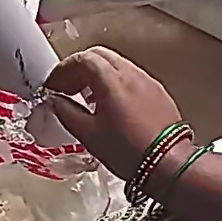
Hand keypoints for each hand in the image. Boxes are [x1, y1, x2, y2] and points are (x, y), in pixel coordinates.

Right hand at [44, 47, 184, 179]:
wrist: (169, 164)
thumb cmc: (127, 150)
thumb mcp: (88, 134)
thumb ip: (66, 112)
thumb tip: (55, 101)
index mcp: (111, 81)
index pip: (82, 60)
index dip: (62, 70)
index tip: (52, 86)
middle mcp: (131, 74)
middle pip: (99, 56)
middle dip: (78, 68)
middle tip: (65, 87)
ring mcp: (147, 81)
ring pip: (115, 64)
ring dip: (95, 75)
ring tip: (84, 97)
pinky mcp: (157, 92)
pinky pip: (130, 77)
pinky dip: (112, 82)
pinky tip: (107, 104)